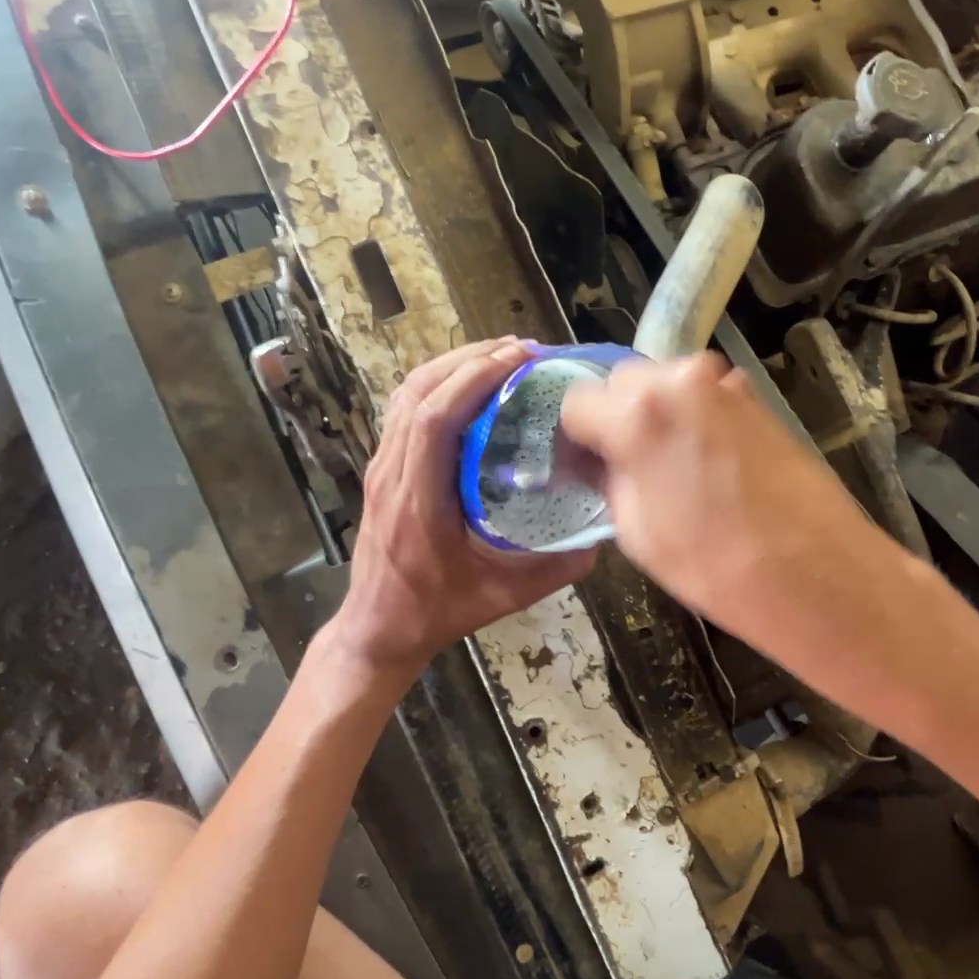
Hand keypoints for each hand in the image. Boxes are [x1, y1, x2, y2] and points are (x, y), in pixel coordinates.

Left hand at [326, 339, 596, 680]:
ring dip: (451, 366)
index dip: (476, 378)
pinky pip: (404, 410)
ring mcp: (381, 469)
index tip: (519, 359)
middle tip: (520, 349)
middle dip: (469, 359)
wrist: (378, 629)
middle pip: (419, 392)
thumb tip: (600, 537)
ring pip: (406, 395)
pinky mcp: (382, 470)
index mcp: (418, 500)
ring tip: (499, 357)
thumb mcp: (503, 596)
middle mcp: (393, 474)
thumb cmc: (437, 612)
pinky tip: (469, 386)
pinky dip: (437, 385)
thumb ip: (555, 568)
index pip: (436, 418)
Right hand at [559, 354, 884, 624]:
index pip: (577, 401)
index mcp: (638, 412)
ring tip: (670, 466)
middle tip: (624, 465)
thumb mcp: (637, 532)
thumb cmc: (715, 564)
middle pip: (624, 382)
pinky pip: (706, 397)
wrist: (815, 571)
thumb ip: (610, 480)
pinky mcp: (758, 399)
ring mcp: (725, 384)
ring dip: (658, 413)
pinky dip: (695, 417)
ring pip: (668, 384)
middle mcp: (680, 380)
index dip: (577, 436)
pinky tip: (708, 462)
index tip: (584, 465)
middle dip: (617, 416)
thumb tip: (603, 462)